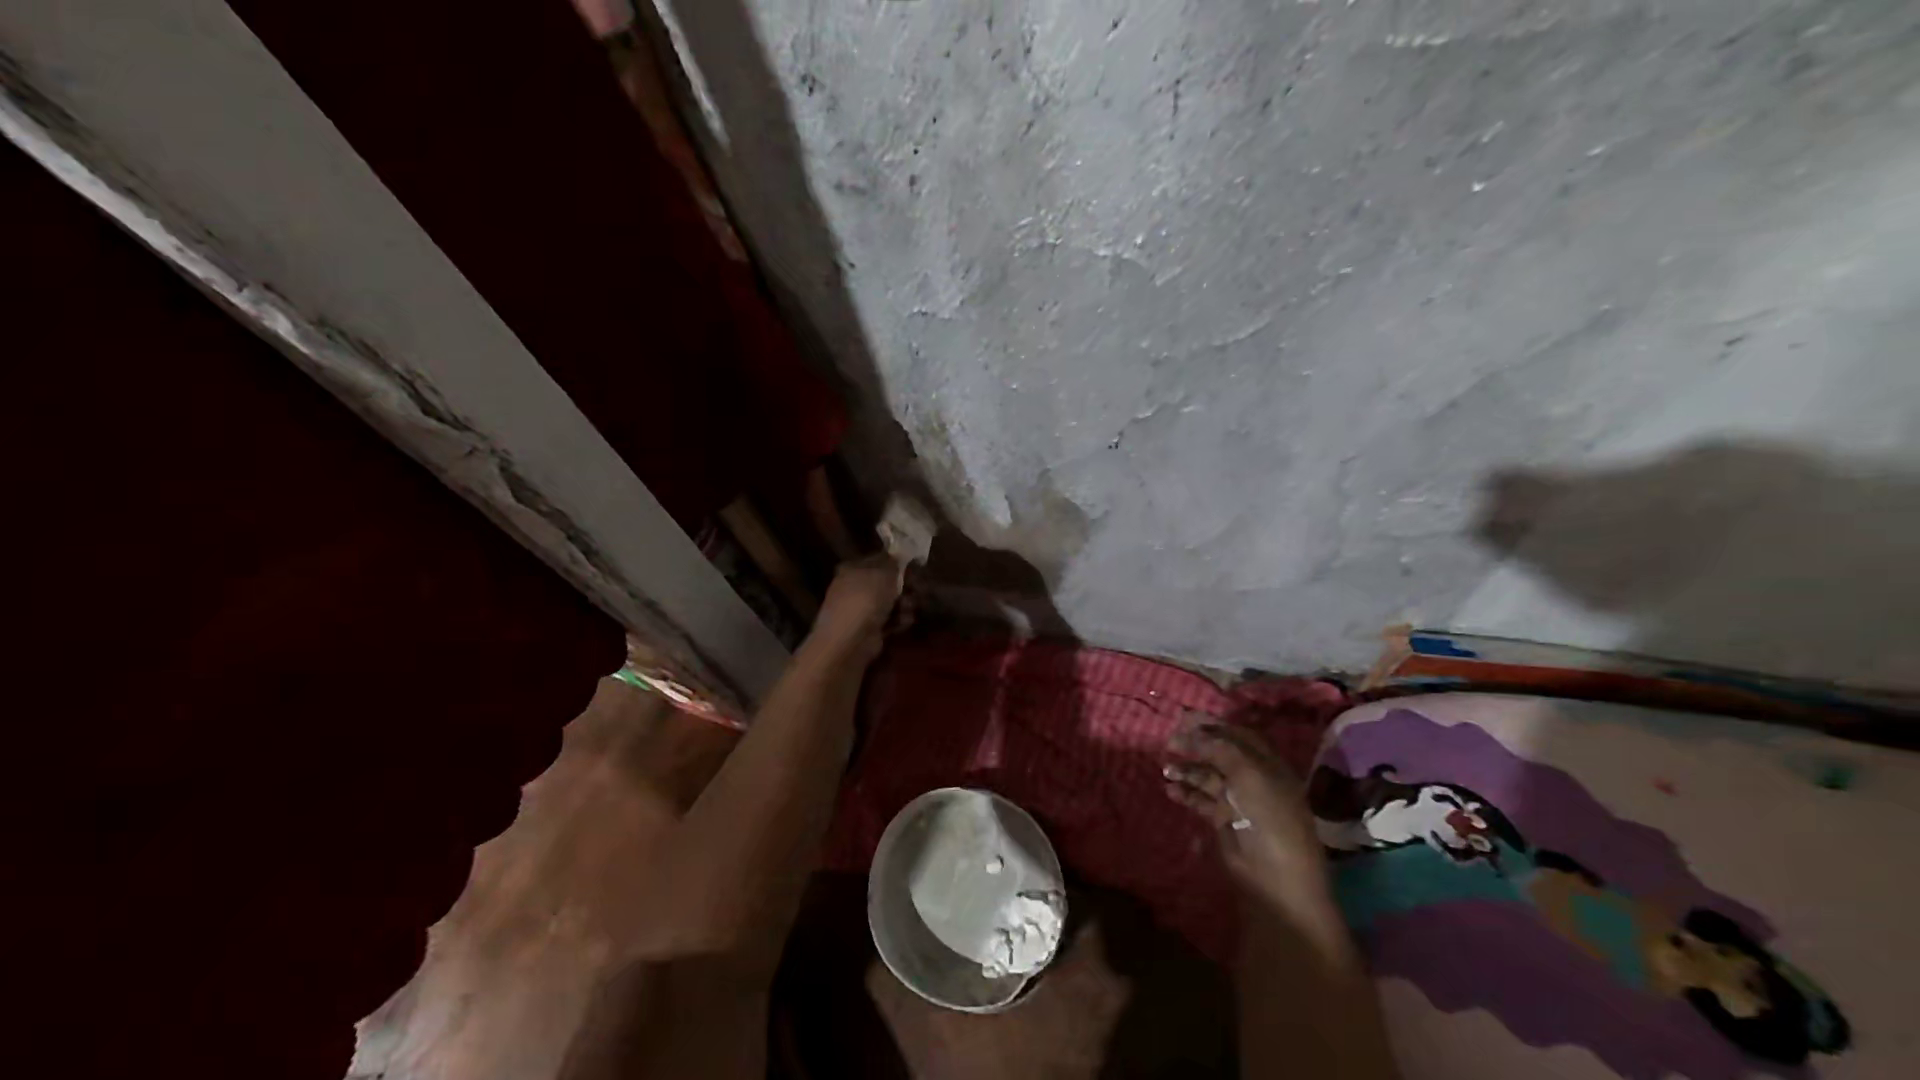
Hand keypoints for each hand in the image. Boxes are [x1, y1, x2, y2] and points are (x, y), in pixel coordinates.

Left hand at [806, 554, 906, 664]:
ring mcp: (861, 610)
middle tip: (917, 588)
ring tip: (909, 608)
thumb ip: (893, 562)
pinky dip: (899, 621)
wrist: (851, 640)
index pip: (879, 559)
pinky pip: (890, 620)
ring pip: (891, 602)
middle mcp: (855, 587)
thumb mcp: (883, 572)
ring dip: (905, 604)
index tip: (916, 566)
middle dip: (905, 586)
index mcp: (852, 569)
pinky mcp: (870, 630)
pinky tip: (904, 622)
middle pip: (887, 582)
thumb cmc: (865, 598)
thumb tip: (898, 554)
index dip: (898, 562)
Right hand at [1163, 723, 1330, 913]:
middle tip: (1169, 741)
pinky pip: (1202, 800)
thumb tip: (1192, 732)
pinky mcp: (1225, 822)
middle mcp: (1255, 780)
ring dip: (1187, 769)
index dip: (1214, 726)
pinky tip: (1170, 790)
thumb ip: (1221, 749)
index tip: (1185, 719)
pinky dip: (1186, 793)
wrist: (1275, 881)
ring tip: (1165, 768)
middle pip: (1221, 754)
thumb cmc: (1268, 820)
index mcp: (1268, 766)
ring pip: (1209, 777)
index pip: (1239, 737)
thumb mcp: (1249, 776)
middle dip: (1196, 745)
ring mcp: (1240, 802)